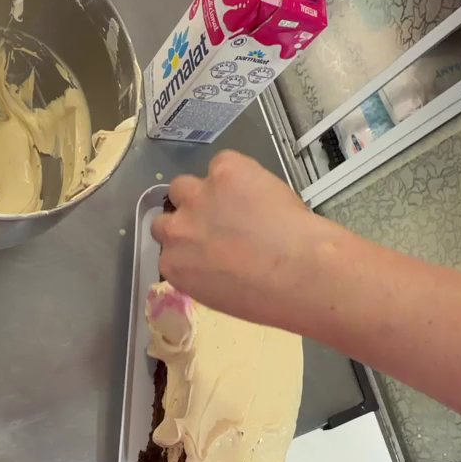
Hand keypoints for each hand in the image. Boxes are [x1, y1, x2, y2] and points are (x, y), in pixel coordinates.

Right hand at [152, 151, 337, 329]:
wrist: (295, 270)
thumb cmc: (264, 297)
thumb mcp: (220, 296)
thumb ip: (202, 273)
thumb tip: (213, 262)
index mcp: (173, 265)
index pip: (168, 249)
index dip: (188, 245)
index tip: (206, 247)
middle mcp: (175, 230)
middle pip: (165, 218)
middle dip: (186, 220)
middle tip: (215, 225)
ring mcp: (197, 197)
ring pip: (183, 186)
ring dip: (201, 193)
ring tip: (234, 200)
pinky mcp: (224, 171)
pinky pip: (223, 163)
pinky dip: (239, 173)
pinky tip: (258, 188)